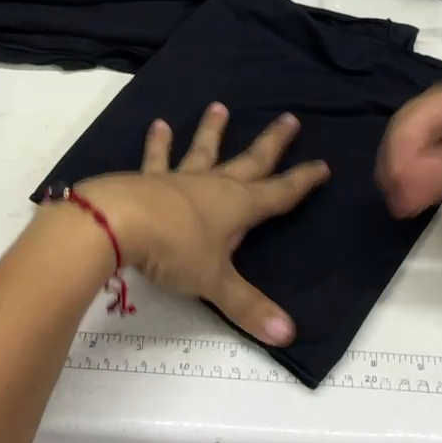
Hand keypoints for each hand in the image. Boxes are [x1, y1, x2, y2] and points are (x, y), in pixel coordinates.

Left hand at [74, 104, 329, 346]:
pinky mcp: (147, 179)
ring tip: (219, 106)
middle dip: (273, 142)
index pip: (280, 194)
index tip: (323, 165)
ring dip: (214, 130)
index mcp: (239, 207)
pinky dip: (158, 143)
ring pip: (204, 150)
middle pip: (251, 161)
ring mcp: (180, 179)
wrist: (118, 224)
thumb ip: (249, 308)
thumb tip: (288, 336)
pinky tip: (158, 125)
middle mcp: (215, 186)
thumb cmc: (174, 251)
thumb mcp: (215, 283)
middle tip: (291, 117)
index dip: (302, 182)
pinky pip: (157, 158)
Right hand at [377, 80, 441, 263]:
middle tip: (390, 189)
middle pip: (424, 119)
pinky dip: (418, 178)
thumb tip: (402, 177)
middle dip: (402, 152)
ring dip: (406, 167)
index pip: (435, 106)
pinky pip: (433, 160)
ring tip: (397, 199)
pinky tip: (408, 199)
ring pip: (424, 140)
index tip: (394, 175)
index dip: (407, 136)